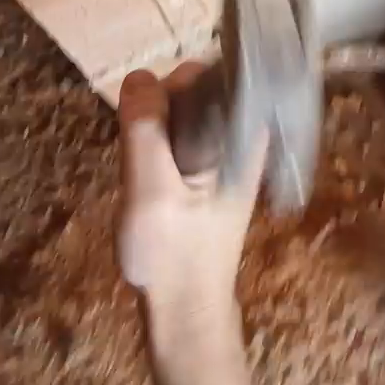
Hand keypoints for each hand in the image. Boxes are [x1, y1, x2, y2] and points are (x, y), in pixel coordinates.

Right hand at [116, 63, 265, 322]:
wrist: (185, 309)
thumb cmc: (171, 255)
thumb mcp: (149, 192)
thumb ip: (144, 132)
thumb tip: (139, 75)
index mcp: (245, 130)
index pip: (204, 74)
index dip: (168, 93)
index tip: (150, 132)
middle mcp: (243, 131)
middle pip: (192, 87)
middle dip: (159, 114)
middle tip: (147, 163)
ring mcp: (227, 147)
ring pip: (180, 110)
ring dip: (156, 133)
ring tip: (150, 176)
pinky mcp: (210, 164)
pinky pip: (178, 132)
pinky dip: (159, 147)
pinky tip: (153, 180)